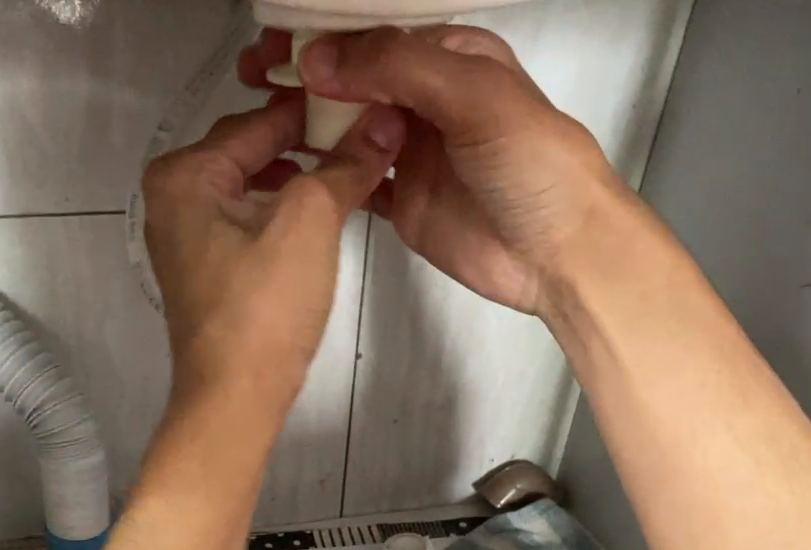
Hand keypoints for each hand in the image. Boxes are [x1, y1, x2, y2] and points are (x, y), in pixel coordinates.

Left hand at [144, 92, 401, 424]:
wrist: (235, 397)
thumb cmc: (263, 307)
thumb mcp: (307, 221)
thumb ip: (342, 166)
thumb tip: (383, 122)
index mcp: (184, 175)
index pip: (259, 122)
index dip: (316, 112)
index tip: (368, 104)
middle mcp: (174, 200)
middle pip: (251, 152)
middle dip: (307, 145)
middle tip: (365, 138)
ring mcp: (187, 240)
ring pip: (252, 190)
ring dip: (299, 181)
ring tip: (351, 175)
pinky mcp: (207, 273)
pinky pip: (249, 224)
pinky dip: (283, 215)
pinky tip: (320, 218)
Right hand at [239, 26, 624, 314]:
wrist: (556, 253)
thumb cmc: (534, 164)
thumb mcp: (474, 97)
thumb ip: (399, 69)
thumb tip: (319, 60)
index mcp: (450, 58)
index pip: (376, 36)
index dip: (325, 36)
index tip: (276, 43)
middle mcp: (426, 101)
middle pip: (355, 78)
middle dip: (306, 73)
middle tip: (254, 74)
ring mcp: (410, 153)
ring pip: (348, 127)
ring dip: (305, 120)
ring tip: (259, 115)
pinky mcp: (399, 202)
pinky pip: (353, 179)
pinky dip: (322, 173)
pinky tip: (288, 169)